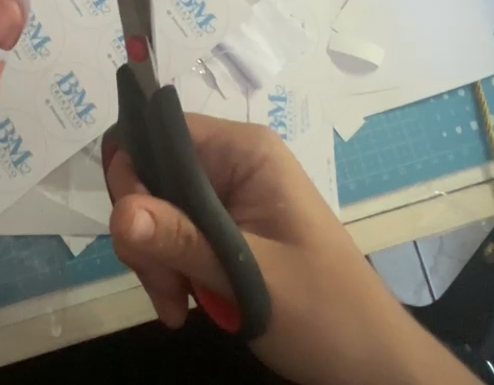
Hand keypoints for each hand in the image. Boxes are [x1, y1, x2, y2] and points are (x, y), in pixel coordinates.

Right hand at [105, 114, 473, 384]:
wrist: (374, 366)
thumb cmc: (326, 313)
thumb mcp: (250, 277)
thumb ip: (182, 241)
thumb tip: (118, 214)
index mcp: (244, 150)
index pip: (160, 132)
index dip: (134, 174)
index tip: (133, 233)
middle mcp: (231, 160)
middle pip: (153, 173)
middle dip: (144, 230)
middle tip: (164, 287)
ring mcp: (227, 193)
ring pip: (156, 207)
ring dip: (155, 258)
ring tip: (177, 307)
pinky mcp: (224, 226)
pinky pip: (173, 232)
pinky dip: (168, 268)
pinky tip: (182, 306)